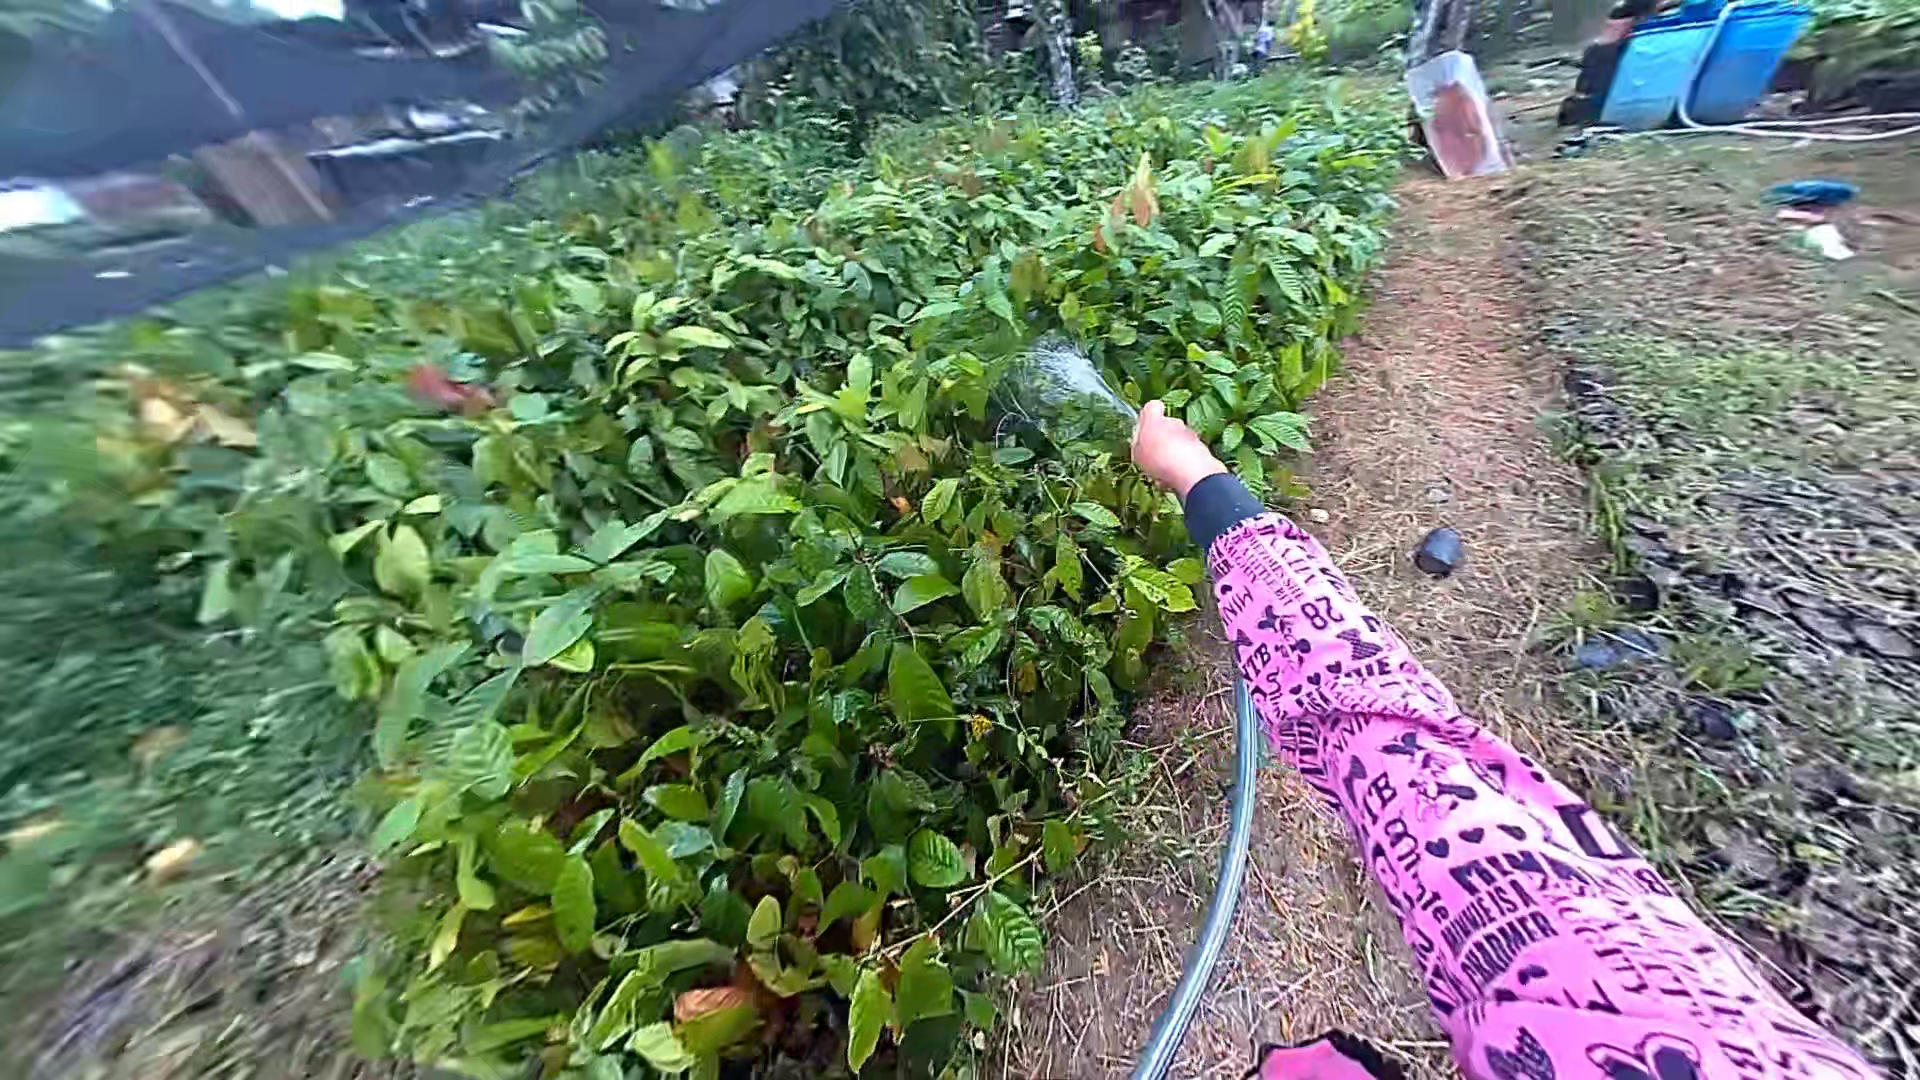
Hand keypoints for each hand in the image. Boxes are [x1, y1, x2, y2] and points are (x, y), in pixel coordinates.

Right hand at [1131, 400, 1227, 497]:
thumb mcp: (1137, 453)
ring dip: (1171, 453)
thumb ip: (1138, 442)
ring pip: (1177, 441)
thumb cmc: (1159, 460)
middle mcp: (1175, 423)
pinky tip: (1174, 479)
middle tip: (1152, 457)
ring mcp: (1191, 435)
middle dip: (1160, 439)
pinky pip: (1187, 454)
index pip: (1151, 406)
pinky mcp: (1202, 449)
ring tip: (1162, 473)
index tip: (1142, 431)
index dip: (1146, 417)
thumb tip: (1140, 438)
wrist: (1191, 473)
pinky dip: (1181, 464)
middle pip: (1166, 425)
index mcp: (1156, 420)